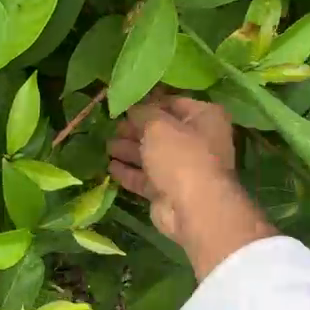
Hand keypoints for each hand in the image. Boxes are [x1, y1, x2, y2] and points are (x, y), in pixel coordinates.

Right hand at [108, 96, 277, 278]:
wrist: (192, 206)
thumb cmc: (181, 156)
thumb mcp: (158, 125)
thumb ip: (143, 113)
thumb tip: (133, 107)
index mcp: (204, 117)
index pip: (173, 103)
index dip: (149, 103)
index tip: (125, 104)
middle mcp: (195, 141)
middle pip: (160, 131)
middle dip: (135, 129)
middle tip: (112, 125)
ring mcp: (181, 168)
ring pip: (150, 155)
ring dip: (128, 150)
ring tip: (106, 145)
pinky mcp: (166, 191)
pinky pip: (144, 178)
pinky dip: (129, 172)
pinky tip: (110, 167)